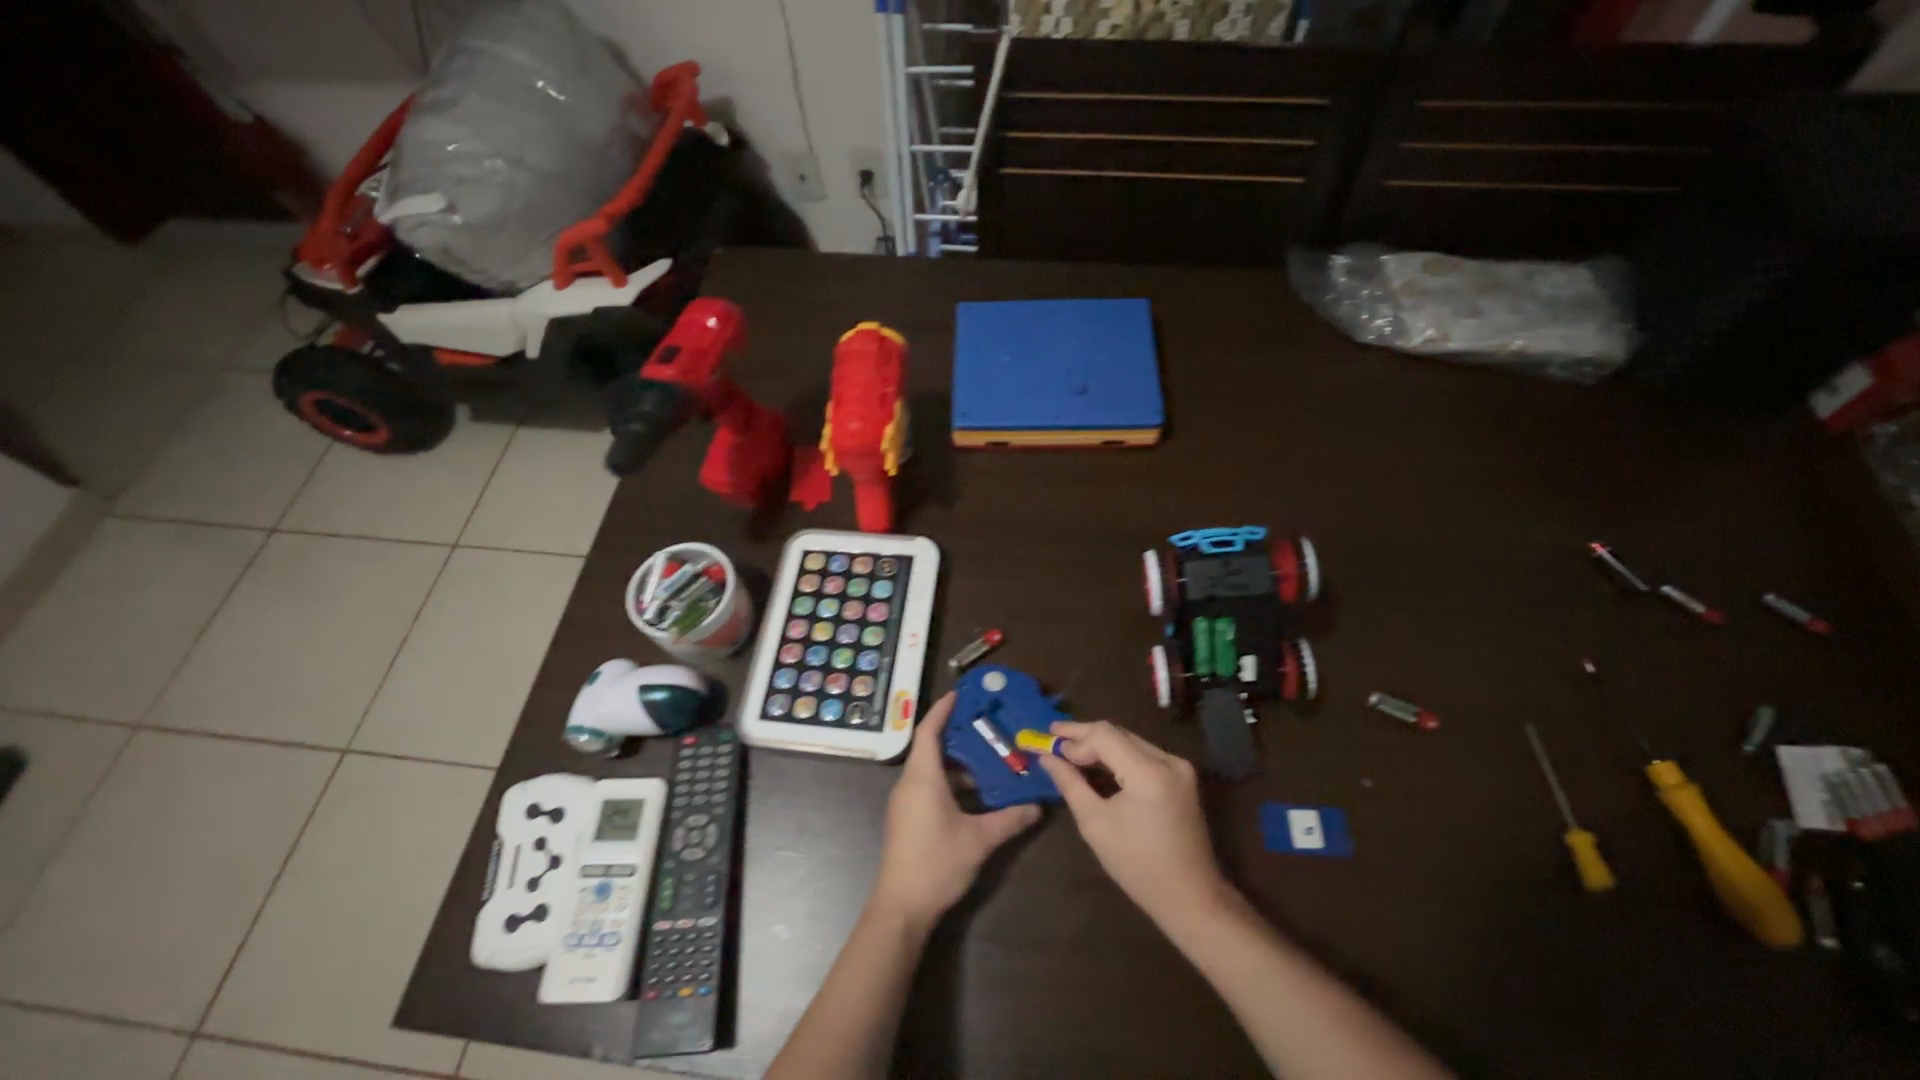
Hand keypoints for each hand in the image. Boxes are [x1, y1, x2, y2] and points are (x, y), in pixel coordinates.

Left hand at [872, 693, 1040, 925]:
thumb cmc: (936, 863)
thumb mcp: (979, 839)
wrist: (901, 906)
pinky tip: (977, 794)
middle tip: (987, 726)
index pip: (929, 732)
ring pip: (931, 771)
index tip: (960, 694)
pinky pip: (929, 788)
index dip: (942, 710)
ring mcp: (906, 804)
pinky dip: (951, 782)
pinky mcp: (908, 820)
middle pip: (931, 749)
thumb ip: (1010, 819)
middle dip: (957, 736)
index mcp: (922, 778)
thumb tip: (1038, 806)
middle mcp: (910, 784)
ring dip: (958, 764)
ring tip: (990, 758)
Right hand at [1037, 720, 1230, 925]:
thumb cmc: (1137, 865)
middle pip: (1119, 733)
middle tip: (1053, 738)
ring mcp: (1180, 768)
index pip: (1104, 735)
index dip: (1074, 737)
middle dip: (1085, 736)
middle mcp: (1168, 760)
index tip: (1047, 743)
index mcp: (1148, 771)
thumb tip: (1047, 757)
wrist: (1190, 896)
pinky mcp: (1182, 779)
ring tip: (1070, 751)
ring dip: (1102, 745)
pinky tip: (1099, 764)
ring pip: (1132, 742)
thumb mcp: (1095, 823)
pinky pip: (1144, 756)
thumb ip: (1070, 784)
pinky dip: (1120, 757)